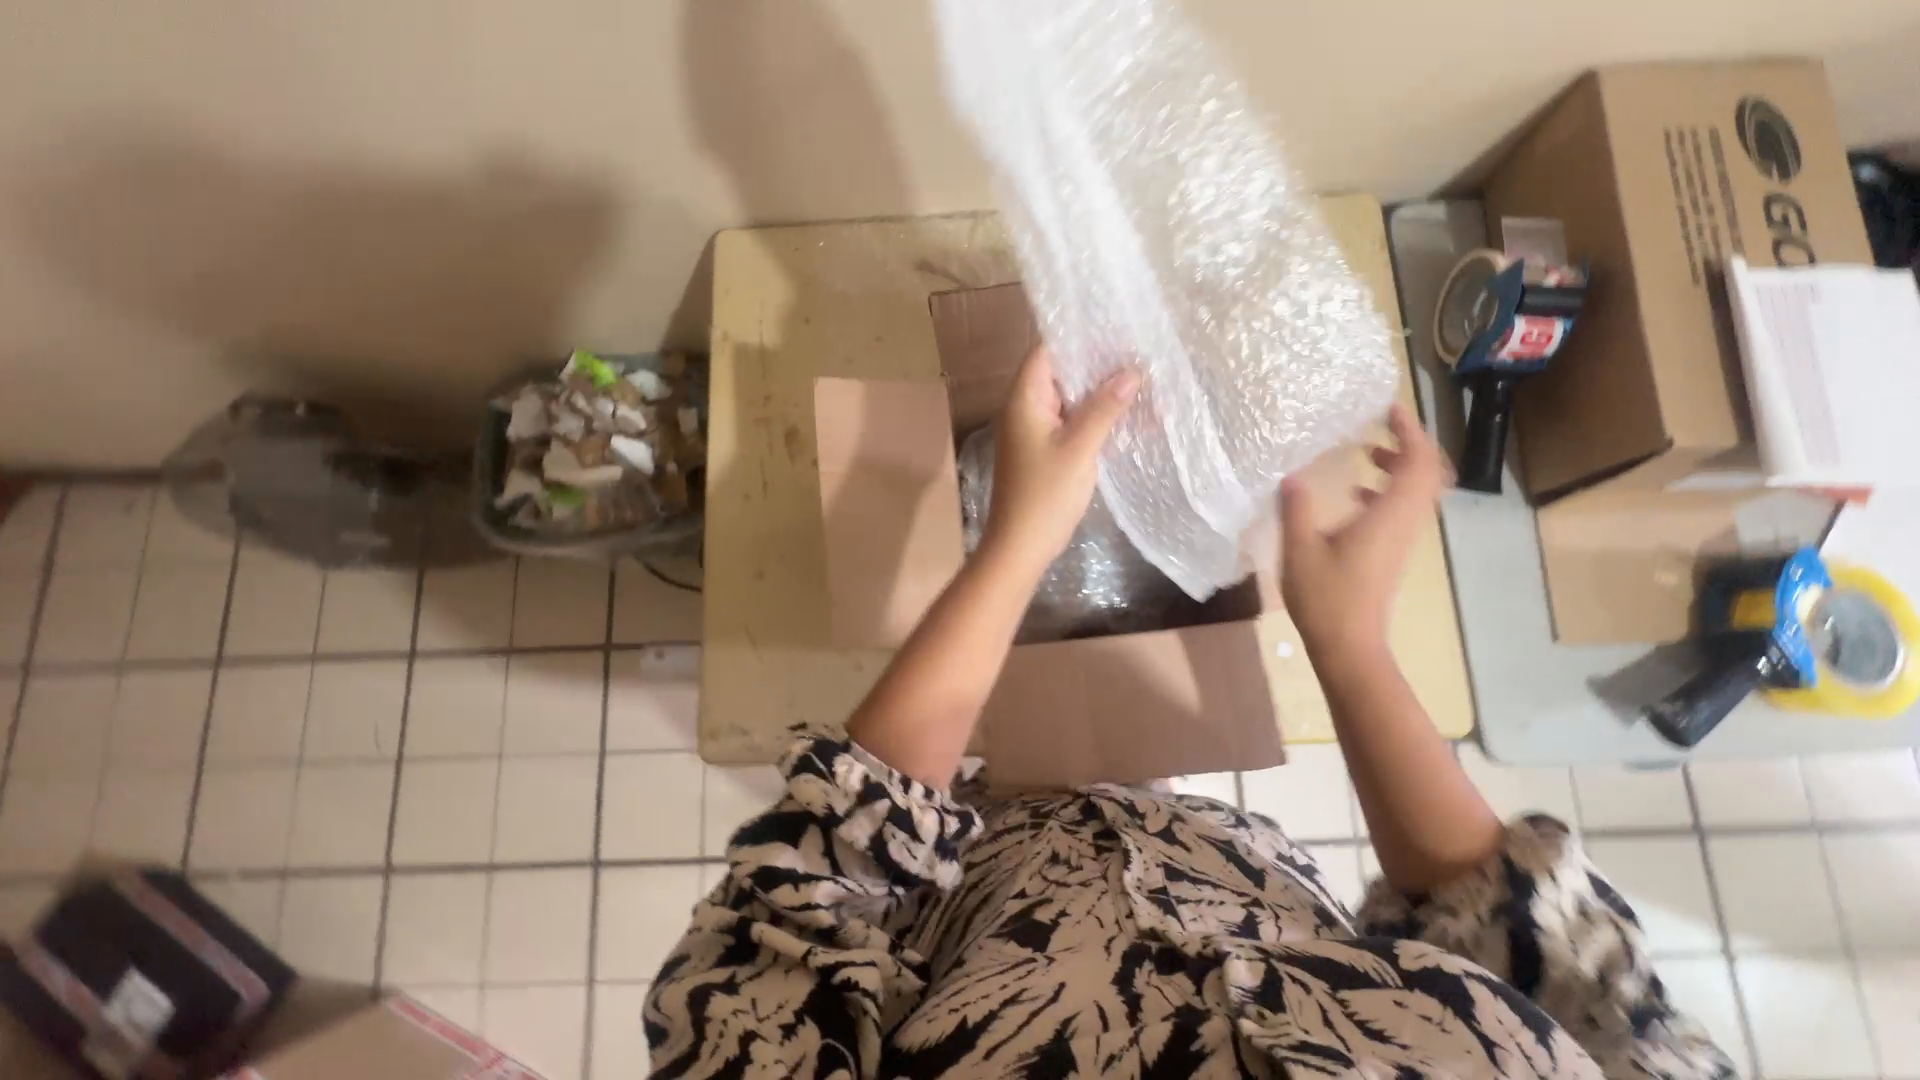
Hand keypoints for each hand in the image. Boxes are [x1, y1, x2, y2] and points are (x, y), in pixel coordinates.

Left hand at [983, 347, 1140, 574]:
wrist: (1020, 546)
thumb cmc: (1045, 494)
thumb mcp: (1079, 447)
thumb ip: (1104, 408)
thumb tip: (1131, 372)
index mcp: (1024, 399)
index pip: (1046, 351)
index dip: (1078, 338)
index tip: (1115, 330)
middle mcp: (1024, 409)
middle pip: (1060, 373)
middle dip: (1096, 364)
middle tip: (1138, 353)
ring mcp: (1033, 431)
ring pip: (1069, 399)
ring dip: (1099, 392)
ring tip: (1140, 380)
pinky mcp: (1044, 451)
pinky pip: (1070, 422)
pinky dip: (1094, 417)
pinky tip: (1125, 415)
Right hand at [1280, 404, 1449, 656]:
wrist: (1349, 645)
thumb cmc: (1326, 597)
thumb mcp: (1299, 549)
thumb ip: (1296, 508)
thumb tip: (1291, 475)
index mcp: (1389, 515)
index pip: (1417, 462)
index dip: (1410, 430)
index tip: (1388, 409)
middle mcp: (1404, 522)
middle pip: (1426, 473)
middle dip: (1407, 444)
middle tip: (1378, 427)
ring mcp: (1402, 539)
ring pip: (1416, 491)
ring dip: (1398, 467)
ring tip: (1365, 454)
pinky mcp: (1392, 553)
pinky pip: (1403, 509)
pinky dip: (1387, 491)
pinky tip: (1354, 496)